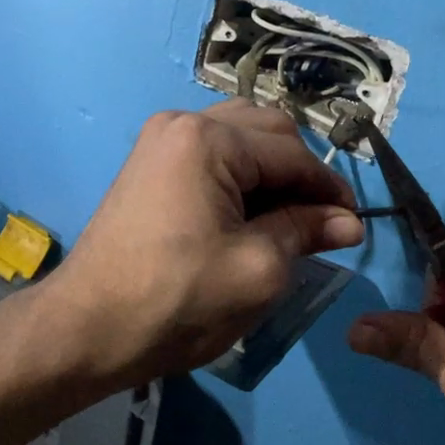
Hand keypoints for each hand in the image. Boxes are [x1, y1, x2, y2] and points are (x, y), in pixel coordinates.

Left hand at [37, 100, 364, 386]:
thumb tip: (348, 221)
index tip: (354, 225)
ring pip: (238, 133)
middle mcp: (182, 121)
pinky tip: (249, 210)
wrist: (90, 323)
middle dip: (299, 171)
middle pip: (265, 128)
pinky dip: (239, 171)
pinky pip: (210, 148)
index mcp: (208, 139)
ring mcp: (161, 137)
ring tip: (286, 218)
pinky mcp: (150, 159)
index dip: (329, 188)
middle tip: (319, 224)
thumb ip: (305, 233)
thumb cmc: (177, 299)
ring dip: (270, 167)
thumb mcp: (257, 271)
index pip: (291, 152)